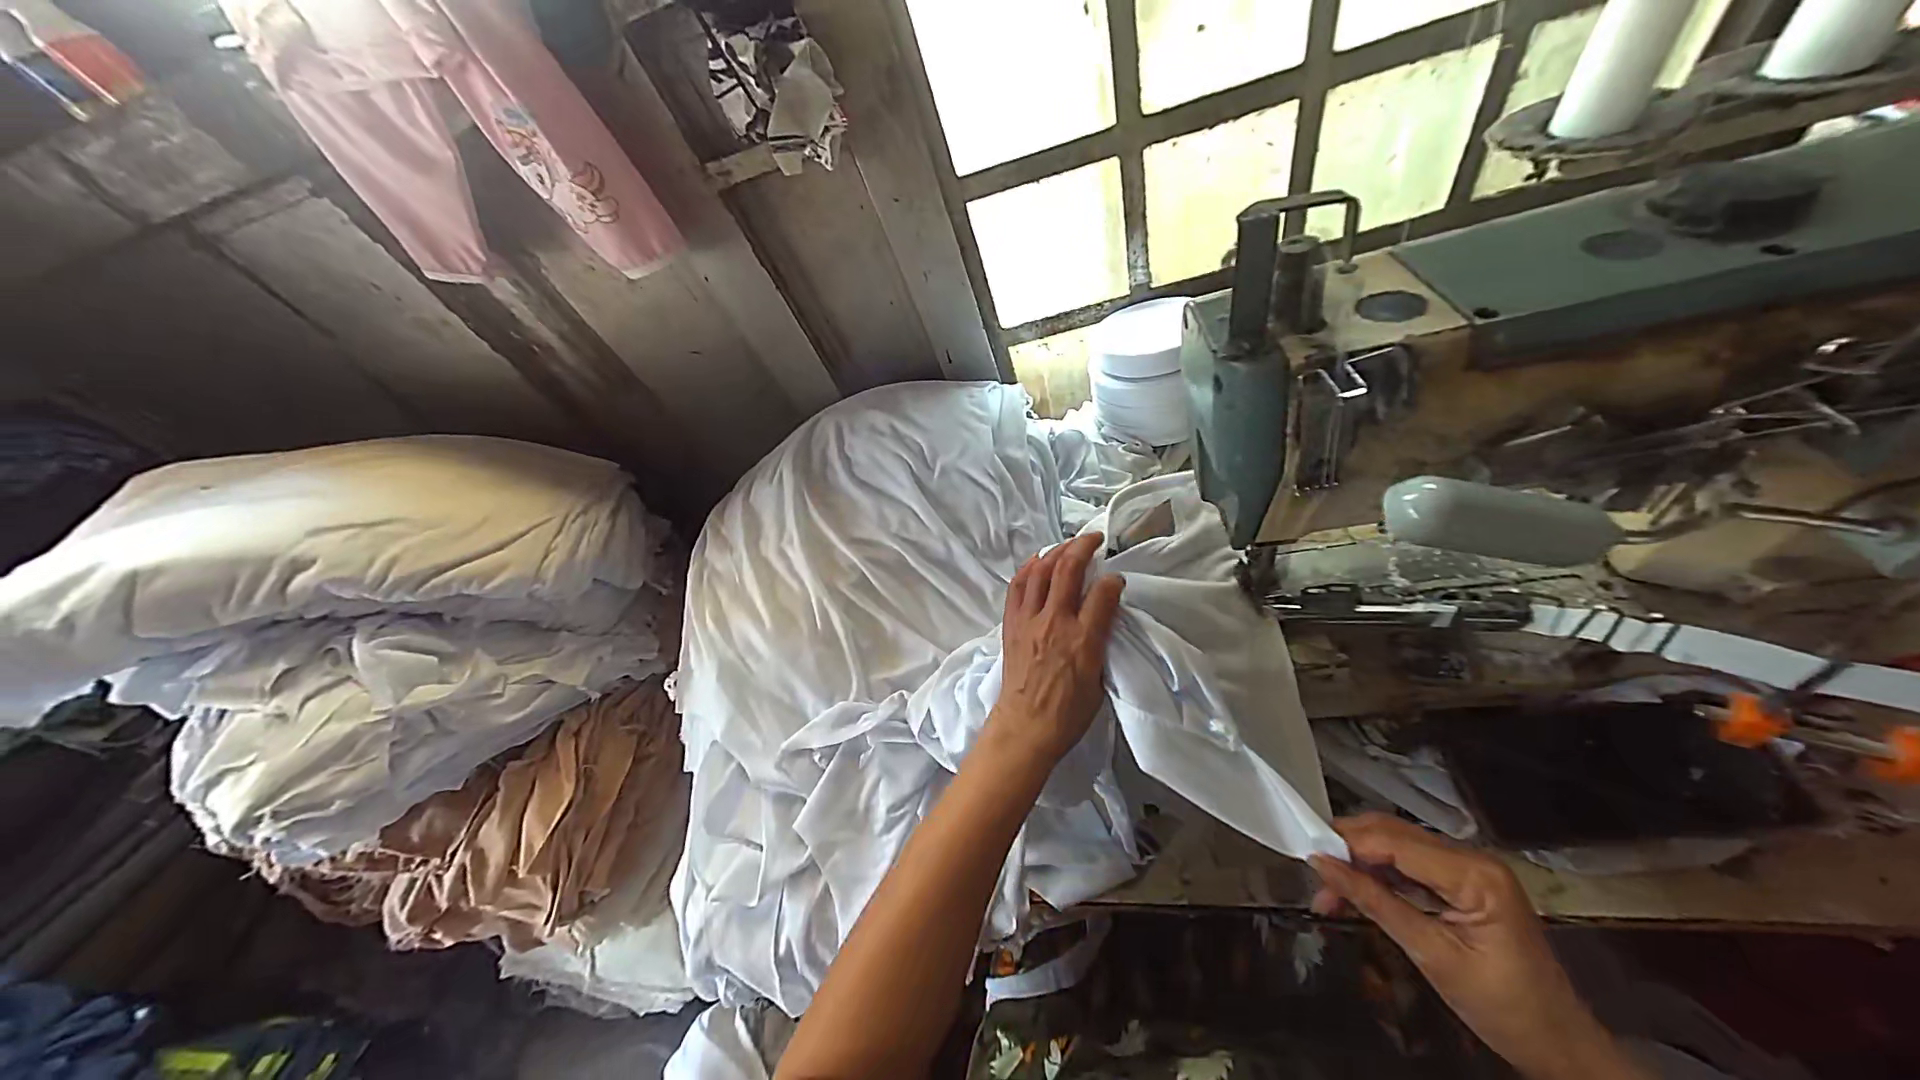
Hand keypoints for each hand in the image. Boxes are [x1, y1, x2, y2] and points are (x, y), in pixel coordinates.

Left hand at [986, 532, 1124, 765]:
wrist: (1026, 727)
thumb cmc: (1068, 713)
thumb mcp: (1099, 680)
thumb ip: (1102, 642)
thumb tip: (1105, 615)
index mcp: (1082, 640)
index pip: (1102, 594)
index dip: (1113, 579)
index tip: (1117, 577)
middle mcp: (1055, 622)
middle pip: (1068, 570)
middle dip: (1083, 547)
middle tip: (1094, 539)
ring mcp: (1029, 621)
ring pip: (1040, 571)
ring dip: (1056, 552)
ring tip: (1068, 545)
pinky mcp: (1011, 624)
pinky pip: (1018, 586)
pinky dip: (1028, 568)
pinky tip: (1037, 561)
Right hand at [1310, 814, 1650, 1079]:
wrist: (1561, 1048)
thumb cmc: (1505, 1008)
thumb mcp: (1432, 955)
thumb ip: (1375, 903)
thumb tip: (1322, 865)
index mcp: (1475, 873)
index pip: (1394, 842)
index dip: (1347, 845)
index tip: (1307, 859)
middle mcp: (1472, 859)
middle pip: (1393, 836)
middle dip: (1348, 851)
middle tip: (1313, 876)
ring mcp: (1469, 870)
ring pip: (1395, 848)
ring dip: (1358, 865)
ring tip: (1328, 893)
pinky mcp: (1463, 884)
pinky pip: (1409, 867)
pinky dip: (1378, 877)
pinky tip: (1354, 894)